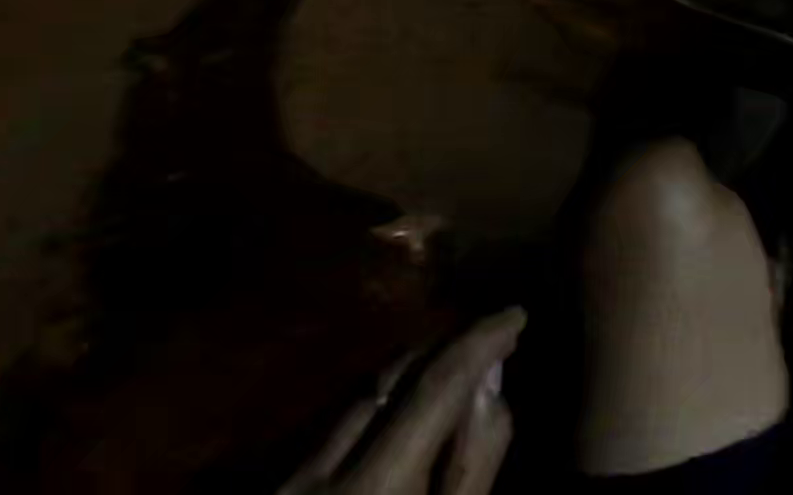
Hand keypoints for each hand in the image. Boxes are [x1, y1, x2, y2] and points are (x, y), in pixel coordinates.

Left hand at [280, 308, 524, 494]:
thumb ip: (473, 464)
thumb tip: (491, 380)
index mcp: (375, 485)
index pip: (439, 385)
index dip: (483, 340)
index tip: (516, 314)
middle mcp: (321, 470)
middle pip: (396, 377)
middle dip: (450, 345)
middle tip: (493, 334)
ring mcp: (288, 479)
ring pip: (364, 395)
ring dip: (416, 367)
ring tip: (457, 359)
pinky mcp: (276, 487)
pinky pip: (339, 423)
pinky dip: (382, 399)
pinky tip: (406, 401)